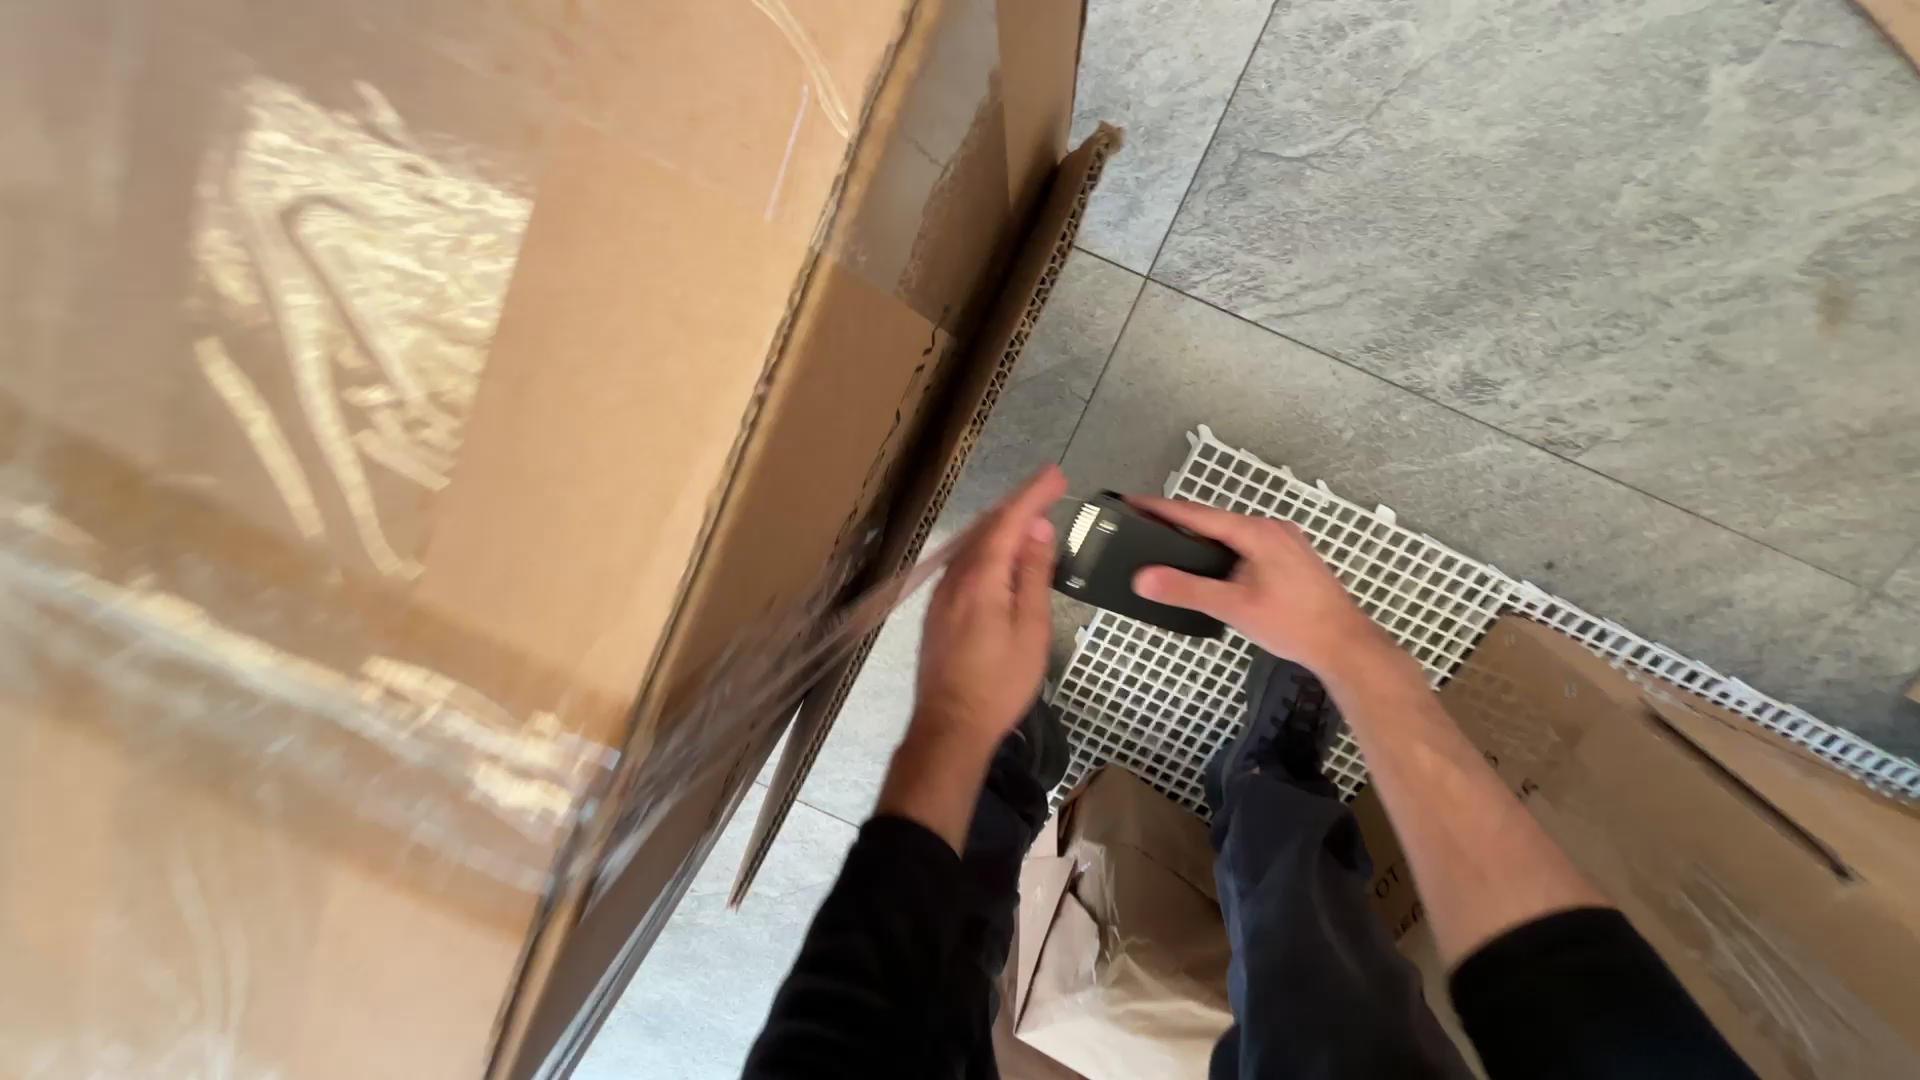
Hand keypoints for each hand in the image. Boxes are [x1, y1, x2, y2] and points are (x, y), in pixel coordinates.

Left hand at [912, 464, 1065, 751]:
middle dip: (1018, 504)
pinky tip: (999, 554)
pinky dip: (987, 547)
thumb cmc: (999, 683)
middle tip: (1049, 490)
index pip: (1009, 522)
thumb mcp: (1030, 630)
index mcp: (981, 578)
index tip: (1056, 474)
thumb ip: (1033, 576)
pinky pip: (964, 562)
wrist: (950, 724)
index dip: (1033, 495)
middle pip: (987, 527)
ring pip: (972, 543)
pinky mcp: (938, 610)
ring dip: (1002, 524)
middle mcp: (955, 577)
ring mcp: (941, 593)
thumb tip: (1038, 530)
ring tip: (1030, 514)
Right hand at [1128, 496, 1395, 678]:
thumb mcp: (1234, 607)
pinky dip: (1221, 547)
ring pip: (1231, 532)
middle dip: (1178, 521)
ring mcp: (1284, 541)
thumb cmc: (1293, 624)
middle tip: (1144, 525)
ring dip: (1200, 536)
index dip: (1161, 508)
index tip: (1132, 501)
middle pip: (1214, 519)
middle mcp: (1271, 528)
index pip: (1197, 514)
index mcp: (1256, 532)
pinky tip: (1211, 564)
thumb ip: (1187, 590)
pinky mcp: (1290, 557)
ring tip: (1169, 544)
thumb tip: (1142, 578)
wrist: (1345, 644)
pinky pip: (1245, 543)